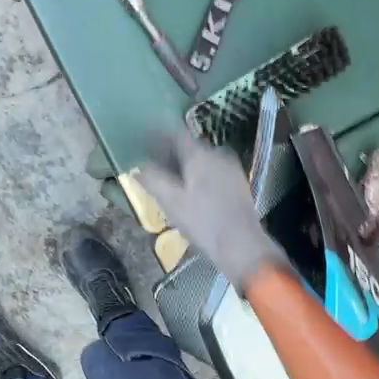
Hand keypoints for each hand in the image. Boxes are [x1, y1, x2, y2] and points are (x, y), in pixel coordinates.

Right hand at [133, 131, 286, 288]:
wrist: (241, 244)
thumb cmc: (203, 221)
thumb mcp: (171, 202)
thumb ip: (152, 180)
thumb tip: (137, 167)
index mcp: (199, 154)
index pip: (175, 134)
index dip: (158, 136)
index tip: (145, 142)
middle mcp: (217, 154)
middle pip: (190, 146)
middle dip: (171, 153)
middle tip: (155, 164)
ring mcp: (231, 168)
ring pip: (202, 160)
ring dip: (186, 166)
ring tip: (172, 180)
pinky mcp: (239, 183)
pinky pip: (213, 171)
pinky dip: (199, 175)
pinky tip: (193, 192)